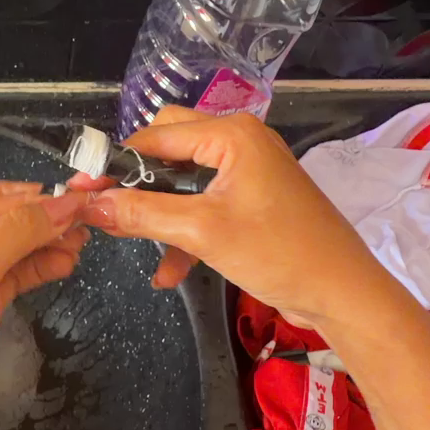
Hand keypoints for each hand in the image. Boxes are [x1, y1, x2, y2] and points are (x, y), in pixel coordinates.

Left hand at [0, 182, 87, 429]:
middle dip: (53, 219)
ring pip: (22, 247)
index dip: (50, 198)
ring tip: (84, 244)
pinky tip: (66, 264)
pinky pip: (19, 274)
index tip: (92, 200)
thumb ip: (20, 231)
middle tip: (94, 223)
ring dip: (52, 243)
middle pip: (17, 219)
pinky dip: (43, 267)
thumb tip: (65, 202)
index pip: (11, 199)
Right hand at [75, 107, 380, 327]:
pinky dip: (185, 228)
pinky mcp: (253, 197)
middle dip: (139, 181)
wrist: (346, 295)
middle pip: (168, 147)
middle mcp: (238, 141)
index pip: (155, 136)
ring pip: (184, 178)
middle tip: (111, 210)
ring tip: (131, 241)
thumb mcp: (202, 232)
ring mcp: (248, 169)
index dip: (117, 164)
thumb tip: (90, 205)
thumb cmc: (277, 252)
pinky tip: (169, 272)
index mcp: (230, 135)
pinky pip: (205, 201)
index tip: (84, 191)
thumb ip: (142, 214)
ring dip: (160, 210)